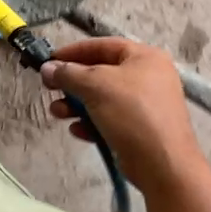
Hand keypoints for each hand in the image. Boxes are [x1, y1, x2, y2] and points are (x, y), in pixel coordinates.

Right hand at [41, 37, 206, 194]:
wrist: (163, 165)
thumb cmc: (131, 113)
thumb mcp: (95, 86)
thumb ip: (68, 73)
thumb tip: (47, 68)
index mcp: (145, 58)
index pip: (102, 46)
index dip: (73, 51)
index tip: (49, 60)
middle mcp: (148, 77)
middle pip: (100, 73)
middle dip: (72, 83)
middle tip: (49, 87)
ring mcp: (145, 105)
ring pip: (102, 98)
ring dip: (76, 105)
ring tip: (58, 113)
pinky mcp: (140, 129)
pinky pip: (110, 119)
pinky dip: (91, 123)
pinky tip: (78, 131)